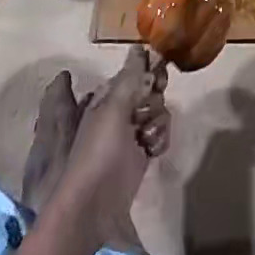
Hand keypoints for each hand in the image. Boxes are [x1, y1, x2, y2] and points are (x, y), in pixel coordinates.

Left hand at [54, 47, 170, 223]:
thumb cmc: (98, 151)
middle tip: (148, 112)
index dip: (148, 71)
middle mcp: (120, 112)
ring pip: (157, 113)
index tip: (159, 78)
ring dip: (158, 122)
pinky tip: (153, 150)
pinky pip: (160, 136)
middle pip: (150, 92)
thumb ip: (130, 79)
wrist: (94, 206)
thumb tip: (139, 47)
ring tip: (146, 138)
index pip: (134, 73)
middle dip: (154, 99)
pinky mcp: (142, 156)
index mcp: (108, 97)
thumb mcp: (113, 108)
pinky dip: (160, 140)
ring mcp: (131, 135)